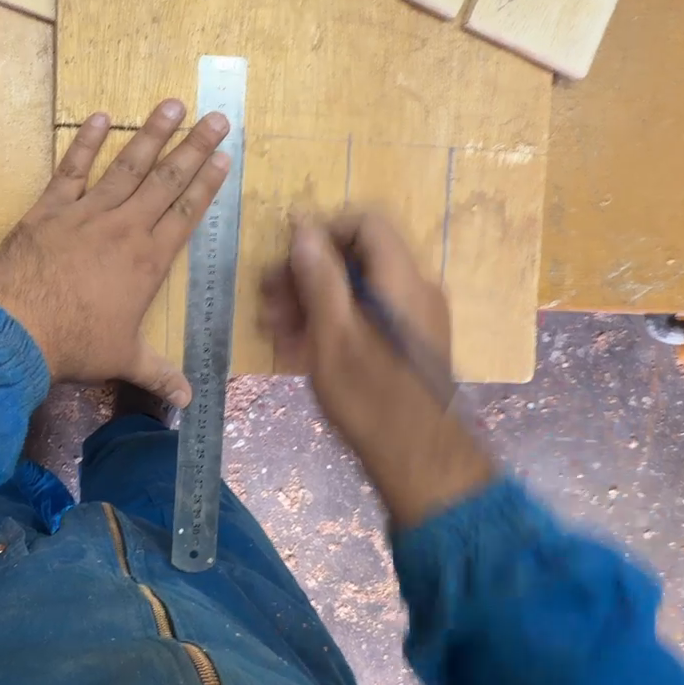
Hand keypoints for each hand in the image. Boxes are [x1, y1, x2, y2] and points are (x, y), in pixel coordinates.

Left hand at [0, 99, 230, 407]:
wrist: (17, 328)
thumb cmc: (75, 344)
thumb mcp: (122, 361)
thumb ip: (158, 375)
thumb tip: (187, 403)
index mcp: (148, 261)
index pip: (186, 213)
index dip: (207, 183)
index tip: (224, 156)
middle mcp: (124, 228)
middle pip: (166, 180)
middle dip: (193, 147)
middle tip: (216, 116)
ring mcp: (86, 213)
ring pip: (126, 166)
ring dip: (150, 134)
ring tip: (171, 104)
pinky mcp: (50, 208)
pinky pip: (70, 169)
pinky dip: (84, 142)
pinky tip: (98, 117)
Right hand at [258, 212, 494, 527]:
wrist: (417, 460)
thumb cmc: (370, 398)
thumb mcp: (332, 336)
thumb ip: (320, 278)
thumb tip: (303, 228)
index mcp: (401, 281)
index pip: (365, 223)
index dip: (322, 231)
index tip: (285, 259)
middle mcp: (412, 290)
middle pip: (355, 256)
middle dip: (305, 272)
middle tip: (266, 299)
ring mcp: (409, 317)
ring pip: (354, 287)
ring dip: (309, 299)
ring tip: (273, 328)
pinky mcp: (402, 341)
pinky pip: (363, 313)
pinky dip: (329, 320)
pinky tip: (296, 345)